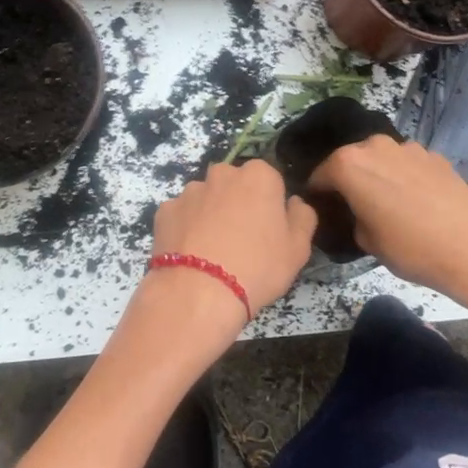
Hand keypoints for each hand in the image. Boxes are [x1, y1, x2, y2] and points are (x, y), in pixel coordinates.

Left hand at [147, 160, 317, 329]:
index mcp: (259, 176)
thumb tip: (294, 203)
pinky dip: (187, 228)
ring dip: (211, 215)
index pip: (270, 180)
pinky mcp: (165, 211)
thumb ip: (302, 217)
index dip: (271, 205)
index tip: (269, 231)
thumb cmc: (258, 268)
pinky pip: (182, 215)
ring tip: (213, 252)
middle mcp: (222, 174)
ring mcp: (189, 191)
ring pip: (207, 199)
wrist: (199, 293)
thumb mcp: (298, 249)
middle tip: (243, 240)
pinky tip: (191, 254)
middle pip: (235, 185)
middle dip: (239, 203)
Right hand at [309, 136, 467, 299]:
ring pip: (381, 160)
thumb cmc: (410, 247)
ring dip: (378, 176)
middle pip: (351, 160)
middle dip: (349, 180)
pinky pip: (407, 165)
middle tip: (354, 208)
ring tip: (387, 206)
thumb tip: (358, 212)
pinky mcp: (435, 156)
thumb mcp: (366, 241)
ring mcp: (408, 148)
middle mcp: (376, 146)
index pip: (321, 175)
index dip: (319, 195)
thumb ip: (353, 218)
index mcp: (349, 164)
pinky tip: (415, 204)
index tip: (322, 212)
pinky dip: (404, 178)